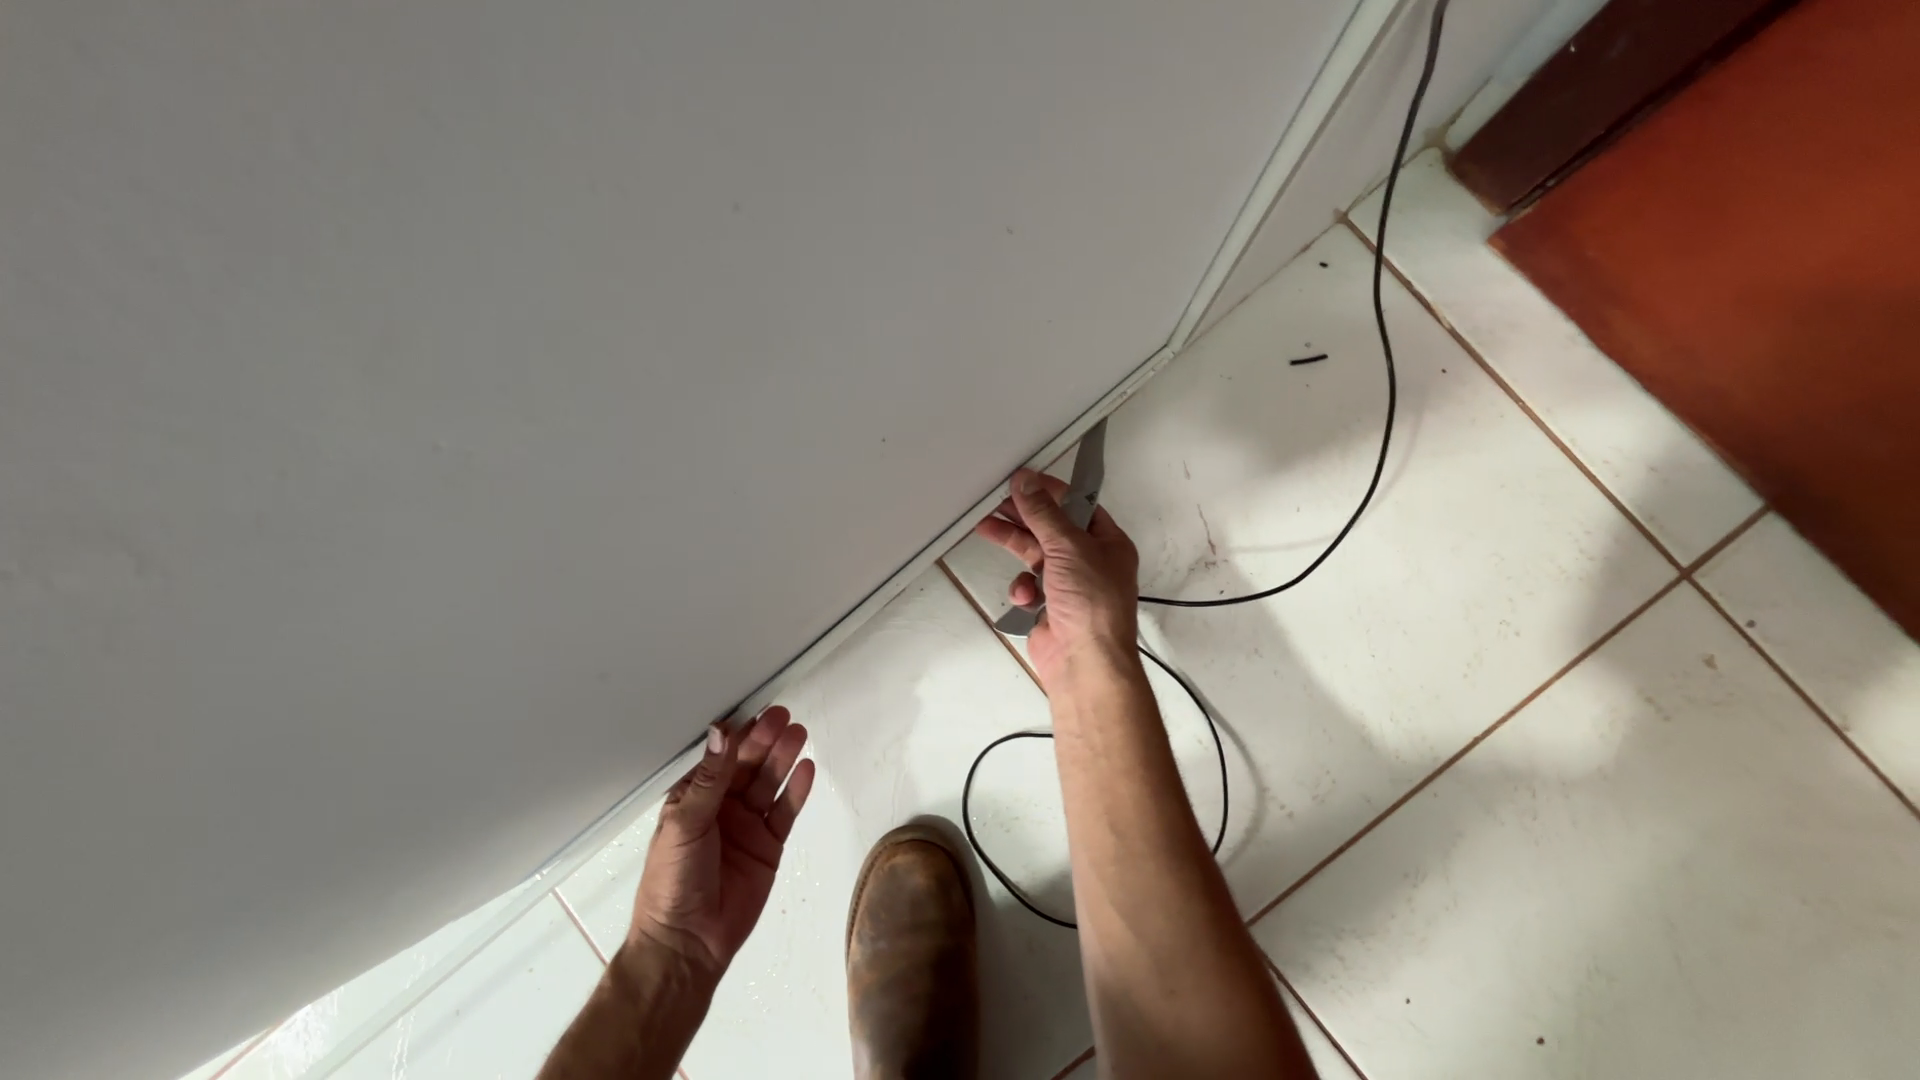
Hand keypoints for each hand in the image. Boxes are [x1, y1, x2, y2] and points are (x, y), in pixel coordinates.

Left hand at [628, 706, 815, 979]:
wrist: (688, 942)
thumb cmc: (673, 880)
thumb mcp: (684, 824)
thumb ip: (709, 779)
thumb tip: (720, 733)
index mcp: (694, 798)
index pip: (720, 758)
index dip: (738, 736)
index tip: (756, 712)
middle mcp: (722, 806)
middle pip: (748, 766)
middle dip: (764, 741)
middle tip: (783, 717)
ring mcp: (747, 825)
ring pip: (769, 783)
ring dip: (783, 758)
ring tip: (799, 734)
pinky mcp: (769, 846)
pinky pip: (785, 812)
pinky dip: (797, 790)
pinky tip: (807, 769)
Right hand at [974, 468, 1141, 687]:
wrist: (1085, 663)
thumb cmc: (1091, 603)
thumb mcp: (1068, 547)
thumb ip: (1044, 514)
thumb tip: (1025, 481)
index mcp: (1108, 543)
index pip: (1079, 507)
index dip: (1051, 492)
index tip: (1023, 480)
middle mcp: (1091, 562)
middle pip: (1052, 529)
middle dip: (1024, 517)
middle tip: (997, 501)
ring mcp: (1069, 586)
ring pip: (1035, 555)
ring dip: (1015, 544)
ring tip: (986, 527)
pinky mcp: (1049, 607)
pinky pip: (1029, 586)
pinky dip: (1022, 589)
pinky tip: (1025, 596)